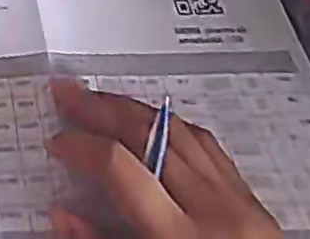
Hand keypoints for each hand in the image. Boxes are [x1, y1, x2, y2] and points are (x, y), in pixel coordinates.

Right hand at [47, 79, 283, 238]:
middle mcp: (213, 210)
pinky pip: (205, 143)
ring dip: (131, 107)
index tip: (57, 142)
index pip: (121, 168)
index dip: (81, 146)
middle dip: (99, 107)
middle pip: (147, 133)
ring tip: (99, 98)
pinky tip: (151, 118)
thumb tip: (61, 216)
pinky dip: (170, 124)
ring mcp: (237, 200)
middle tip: (67, 93)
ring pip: (175, 128)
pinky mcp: (252, 199)